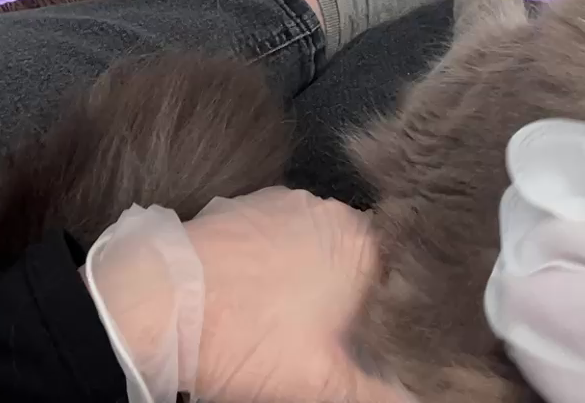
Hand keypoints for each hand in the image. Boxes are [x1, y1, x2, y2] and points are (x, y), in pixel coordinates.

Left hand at [84, 188, 407, 402]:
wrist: (162, 303)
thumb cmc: (250, 341)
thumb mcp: (328, 386)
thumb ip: (384, 393)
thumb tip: (422, 399)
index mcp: (358, 242)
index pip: (402, 265)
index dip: (398, 299)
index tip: (389, 328)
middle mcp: (326, 208)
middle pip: (359, 253)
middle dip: (356, 290)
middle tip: (343, 330)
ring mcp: (282, 201)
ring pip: (317, 240)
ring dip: (316, 272)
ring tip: (296, 316)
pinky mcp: (245, 206)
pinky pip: (279, 232)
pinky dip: (278, 258)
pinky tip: (261, 294)